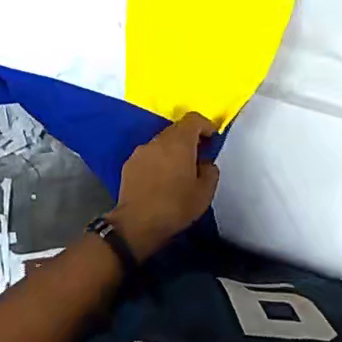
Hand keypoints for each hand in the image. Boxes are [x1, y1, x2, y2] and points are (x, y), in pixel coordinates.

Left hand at [108, 113, 219, 259]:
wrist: (137, 222)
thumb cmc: (175, 206)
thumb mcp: (205, 192)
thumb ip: (210, 171)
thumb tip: (205, 163)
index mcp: (179, 143)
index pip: (193, 119)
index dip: (205, 125)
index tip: (212, 139)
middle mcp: (158, 141)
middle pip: (176, 129)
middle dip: (190, 138)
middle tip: (199, 156)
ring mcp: (140, 151)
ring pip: (161, 142)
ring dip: (173, 150)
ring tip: (179, 171)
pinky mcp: (129, 163)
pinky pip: (149, 154)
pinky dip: (158, 160)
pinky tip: (160, 179)